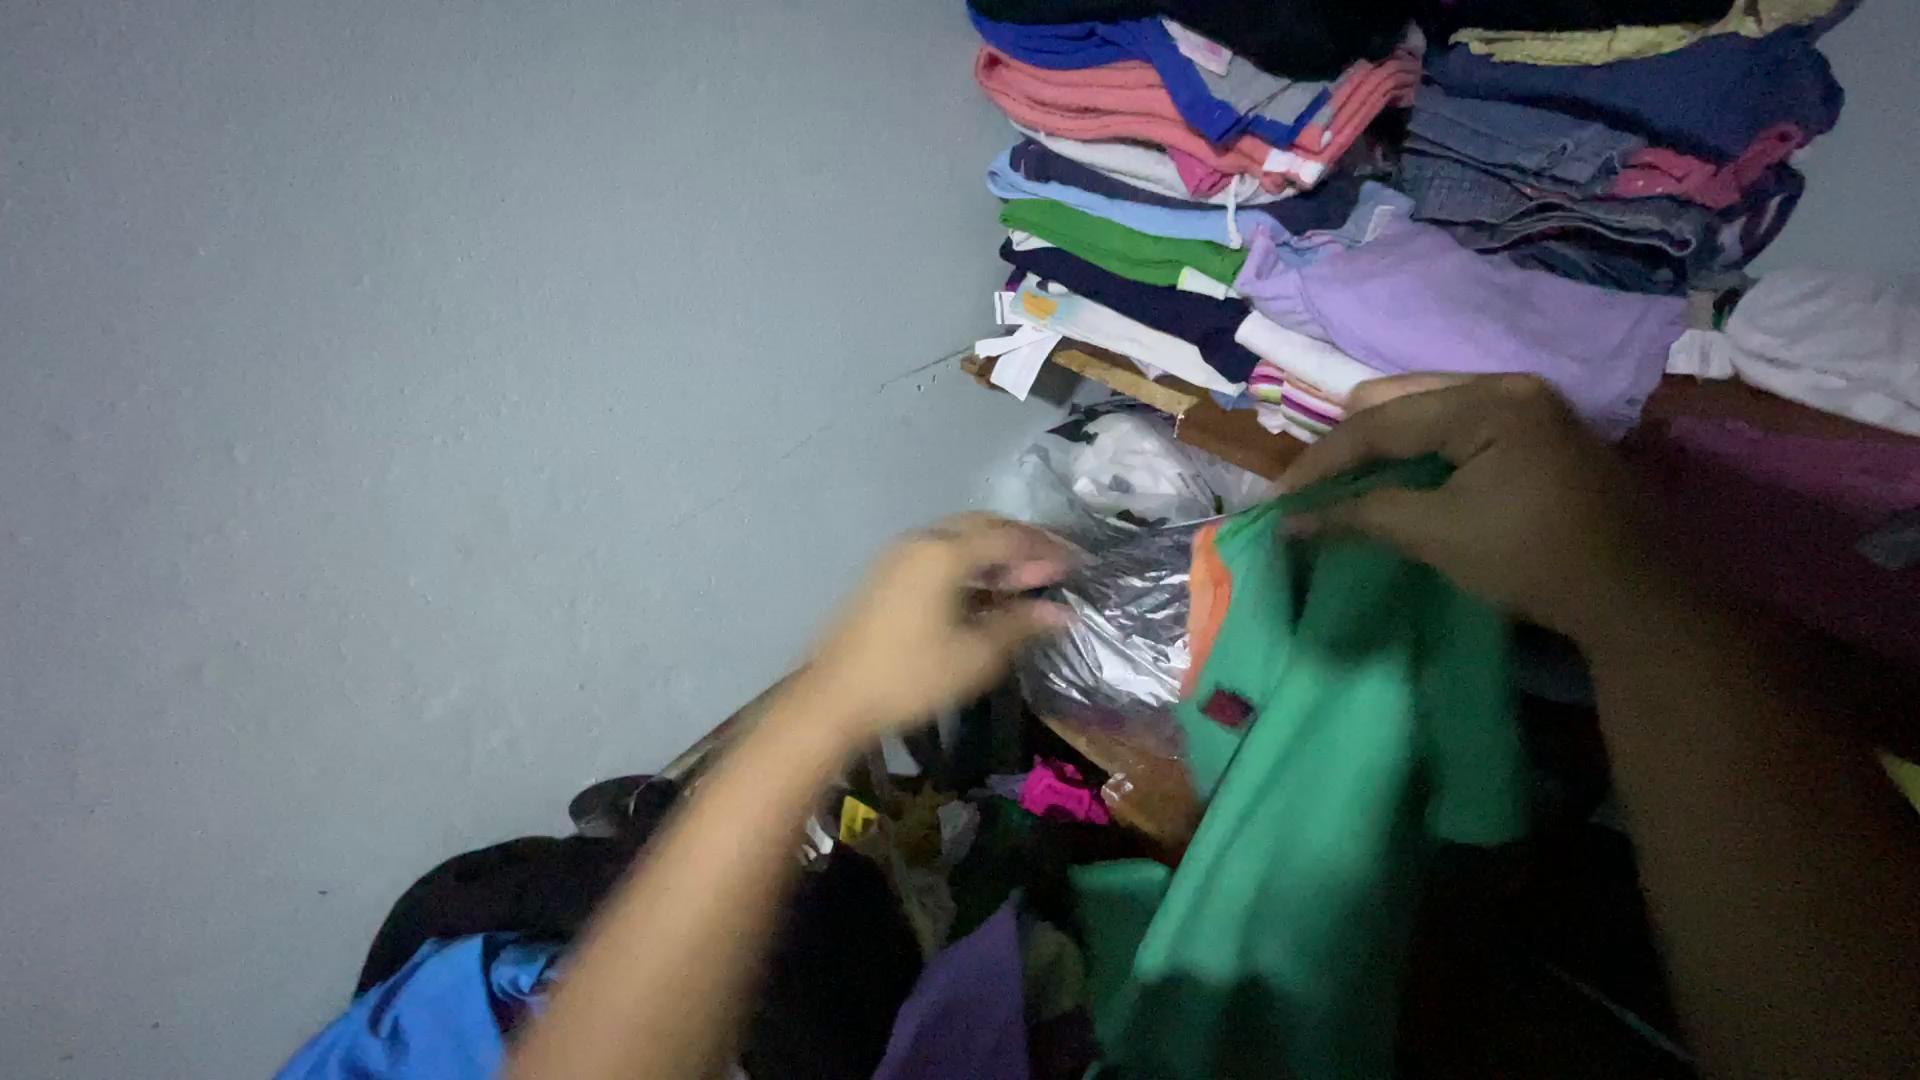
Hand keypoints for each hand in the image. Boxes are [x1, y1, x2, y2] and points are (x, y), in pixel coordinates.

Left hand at [794, 513, 1078, 740]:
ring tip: (1027, 582)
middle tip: (1056, 567)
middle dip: (1023, 544)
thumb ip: (1021, 625)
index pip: (1009, 538)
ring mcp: (900, 555)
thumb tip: (1063, 612)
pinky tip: (986, 591)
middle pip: (984, 528)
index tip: (1080, 564)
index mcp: (944, 552)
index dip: (1048, 549)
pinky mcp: (888, 574)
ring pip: (960, 539)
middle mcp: (922, 541)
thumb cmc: (910, 677)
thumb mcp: (975, 655)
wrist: (834, 697)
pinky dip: (971, 564)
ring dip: (997, 554)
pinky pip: (941, 554)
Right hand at [1280, 374, 1665, 640]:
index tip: (1280, 499)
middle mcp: (1504, 386)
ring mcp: (1521, 403)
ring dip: (1373, 446)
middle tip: (1311, 489)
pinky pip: (1444, 424)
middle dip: (1344, 446)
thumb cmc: (1534, 560)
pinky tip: (1389, 478)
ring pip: (1417, 408)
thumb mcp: (1435, 534)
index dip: (1320, 462)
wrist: (1638, 598)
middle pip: (1393, 401)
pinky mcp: (1527, 428)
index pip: (1378, 422)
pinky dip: (1408, 451)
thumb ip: (1356, 514)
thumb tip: (1287, 522)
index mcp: (1488, 402)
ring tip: (1341, 484)